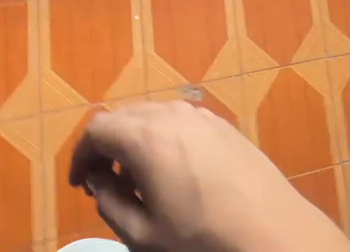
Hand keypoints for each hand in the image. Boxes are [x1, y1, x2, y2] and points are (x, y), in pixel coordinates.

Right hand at [66, 100, 349, 251]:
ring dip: (134, 140)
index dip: (80, 155)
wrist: (269, 229)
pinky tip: (171, 171)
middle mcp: (170, 113)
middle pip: (124, 116)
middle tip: (101, 182)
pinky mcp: (220, 123)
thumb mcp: (143, 233)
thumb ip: (110, 203)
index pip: (97, 128)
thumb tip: (99, 181)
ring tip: (136, 180)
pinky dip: (162, 137)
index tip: (79, 183)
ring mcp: (199, 114)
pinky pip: (178, 120)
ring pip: (152, 115)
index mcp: (145, 136)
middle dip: (106, 146)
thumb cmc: (200, 237)